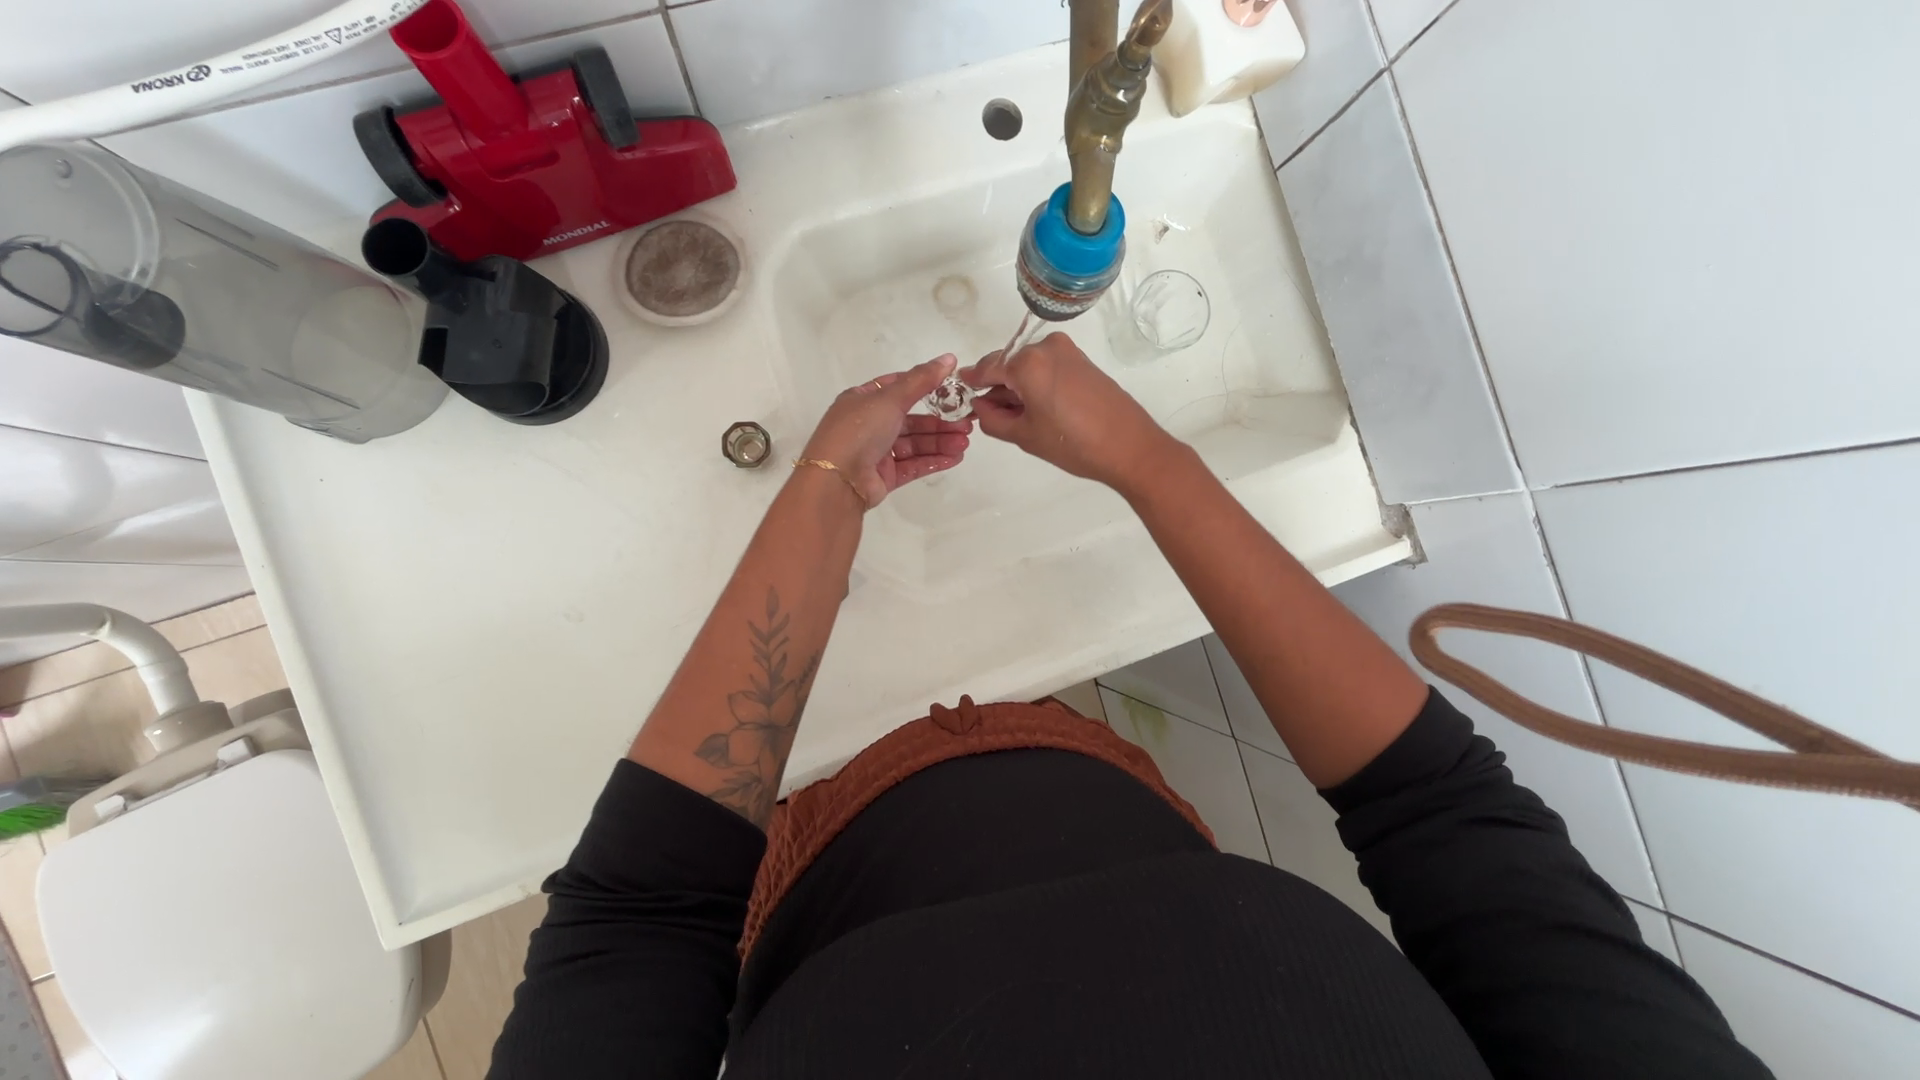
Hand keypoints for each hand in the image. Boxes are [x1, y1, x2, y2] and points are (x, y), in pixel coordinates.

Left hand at [801, 354, 972, 507]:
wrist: (837, 480)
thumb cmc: (860, 430)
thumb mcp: (890, 398)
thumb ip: (922, 380)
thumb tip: (950, 358)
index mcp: (862, 400)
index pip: (897, 388)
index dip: (924, 386)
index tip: (951, 389)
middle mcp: (868, 425)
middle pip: (911, 419)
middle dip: (939, 421)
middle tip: (967, 423)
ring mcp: (876, 452)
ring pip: (914, 444)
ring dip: (940, 442)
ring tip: (965, 442)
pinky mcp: (884, 476)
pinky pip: (913, 465)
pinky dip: (933, 460)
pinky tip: (955, 457)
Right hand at [962, 332, 1174, 491]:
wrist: (1129, 446)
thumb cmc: (1072, 444)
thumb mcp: (1024, 436)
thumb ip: (992, 419)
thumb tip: (980, 405)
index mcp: (1026, 362)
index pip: (986, 368)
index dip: (972, 384)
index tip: (961, 394)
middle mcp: (1046, 347)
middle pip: (1007, 364)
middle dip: (997, 387)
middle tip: (993, 416)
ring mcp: (1067, 351)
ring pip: (1028, 366)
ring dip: (1017, 387)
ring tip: (1021, 419)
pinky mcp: (1082, 361)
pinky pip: (1047, 368)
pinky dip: (1036, 384)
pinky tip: (1041, 410)